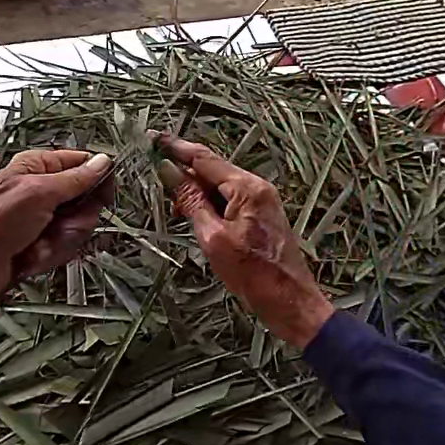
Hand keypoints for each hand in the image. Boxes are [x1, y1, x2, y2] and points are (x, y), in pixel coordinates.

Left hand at [0, 149, 113, 372]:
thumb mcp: (39, 193)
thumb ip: (75, 178)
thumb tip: (103, 162)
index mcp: (37, 166)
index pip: (81, 164)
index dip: (98, 179)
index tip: (106, 195)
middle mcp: (40, 189)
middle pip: (85, 200)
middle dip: (77, 220)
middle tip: (59, 226)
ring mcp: (40, 219)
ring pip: (77, 228)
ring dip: (61, 241)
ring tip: (37, 246)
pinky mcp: (39, 244)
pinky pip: (63, 248)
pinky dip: (50, 255)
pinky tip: (30, 258)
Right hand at [156, 133, 333, 348]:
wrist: (290, 303)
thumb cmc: (255, 275)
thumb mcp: (213, 237)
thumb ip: (190, 201)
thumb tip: (169, 173)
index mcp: (248, 188)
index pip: (204, 158)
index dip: (175, 148)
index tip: (154, 140)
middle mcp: (257, 188)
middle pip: (211, 170)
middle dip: (183, 174)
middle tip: (157, 179)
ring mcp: (261, 200)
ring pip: (218, 186)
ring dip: (195, 193)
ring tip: (176, 209)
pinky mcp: (260, 215)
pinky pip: (228, 199)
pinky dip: (209, 204)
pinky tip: (195, 218)